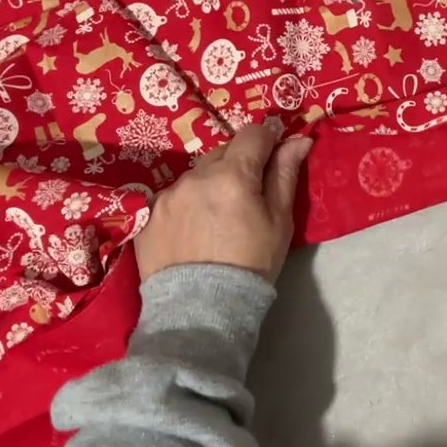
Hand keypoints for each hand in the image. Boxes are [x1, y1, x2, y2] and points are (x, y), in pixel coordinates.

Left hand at [134, 124, 310, 283]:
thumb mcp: (279, 220)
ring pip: (197, 173)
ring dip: (209, 184)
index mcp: (232, 174)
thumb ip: (285, 174)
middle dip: (238, 165)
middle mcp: (195, 176)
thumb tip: (299, 139)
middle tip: (246, 197)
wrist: (201, 312)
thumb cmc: (251, 264)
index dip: (267, 143)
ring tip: (216, 220)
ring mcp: (167, 195)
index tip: (271, 162)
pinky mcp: (147, 216)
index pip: (253, 134)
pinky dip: (186, 204)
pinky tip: (193, 232)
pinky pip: (174, 196)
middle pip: (223, 151)